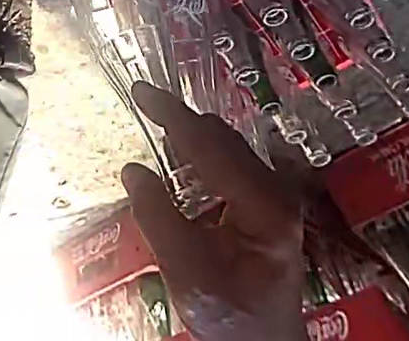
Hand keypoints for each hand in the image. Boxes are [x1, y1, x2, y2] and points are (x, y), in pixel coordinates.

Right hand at [122, 82, 303, 340]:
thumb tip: (133, 170)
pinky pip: (229, 157)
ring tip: (157, 122)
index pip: (209, 144)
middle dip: (180, 119)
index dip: (171, 114)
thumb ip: (159, 219)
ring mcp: (275, 191)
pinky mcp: (267, 197)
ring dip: (190, 132)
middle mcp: (275, 188)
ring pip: (224, 143)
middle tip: (144, 103)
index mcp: (264, 204)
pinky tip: (181, 154)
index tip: (142, 91)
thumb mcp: (188, 274)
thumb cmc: (231, 316)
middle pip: (219, 137)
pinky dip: (200, 148)